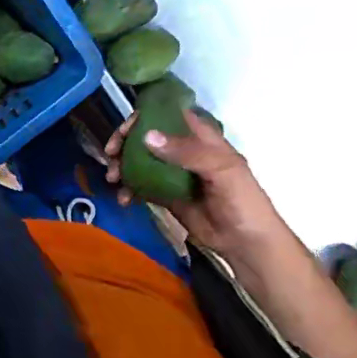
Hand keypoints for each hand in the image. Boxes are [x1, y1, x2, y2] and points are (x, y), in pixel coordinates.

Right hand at [104, 109, 292, 259]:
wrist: (246, 242)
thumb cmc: (242, 199)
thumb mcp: (220, 169)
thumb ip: (186, 151)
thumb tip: (148, 137)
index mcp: (201, 137)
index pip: (168, 115)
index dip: (144, 117)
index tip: (125, 129)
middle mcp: (183, 151)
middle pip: (148, 137)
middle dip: (125, 142)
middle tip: (111, 154)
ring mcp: (173, 174)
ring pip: (140, 161)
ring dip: (122, 166)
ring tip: (112, 178)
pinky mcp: (166, 196)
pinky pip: (141, 186)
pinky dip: (128, 189)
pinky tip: (123, 198)